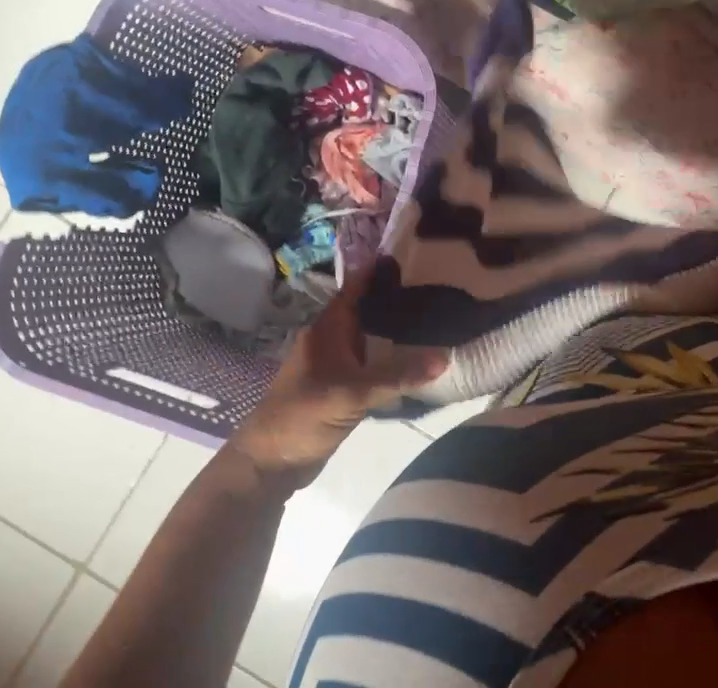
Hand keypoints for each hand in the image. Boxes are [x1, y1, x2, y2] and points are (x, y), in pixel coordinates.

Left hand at [226, 270, 445, 494]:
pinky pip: (375, 362)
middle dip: (399, 297)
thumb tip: (445, 357)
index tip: (417, 254)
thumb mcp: (351, 394)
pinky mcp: (345, 387)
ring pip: (373, 336)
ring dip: (399, 327)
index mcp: (327, 330)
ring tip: (439, 314)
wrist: (271, 464)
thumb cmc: (302, 417)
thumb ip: (397, 375)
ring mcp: (338, 365)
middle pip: (369, 310)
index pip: (357, 288)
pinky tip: (421, 355)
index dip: (381, 271)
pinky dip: (395, 355)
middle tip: (441, 285)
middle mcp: (333, 340)